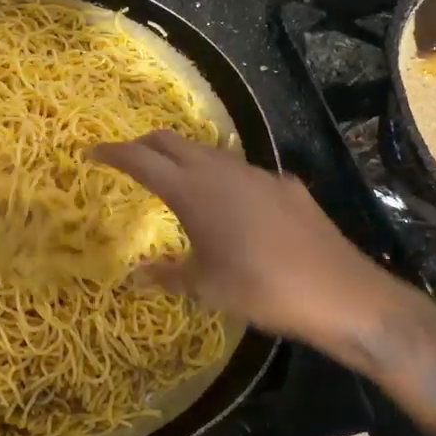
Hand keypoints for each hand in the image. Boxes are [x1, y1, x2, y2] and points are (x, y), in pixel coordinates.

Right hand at [91, 132, 402, 347]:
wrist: (343, 295)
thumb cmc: (262, 289)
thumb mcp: (206, 287)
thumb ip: (168, 276)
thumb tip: (136, 278)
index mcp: (191, 191)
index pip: (140, 159)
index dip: (112, 153)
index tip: (91, 153)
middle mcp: (220, 171)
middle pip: (170, 141)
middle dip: (143, 146)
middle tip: (128, 161)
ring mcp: (256, 174)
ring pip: (207, 152)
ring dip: (183, 158)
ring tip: (174, 180)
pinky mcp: (286, 186)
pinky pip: (242, 172)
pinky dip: (222, 178)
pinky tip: (231, 206)